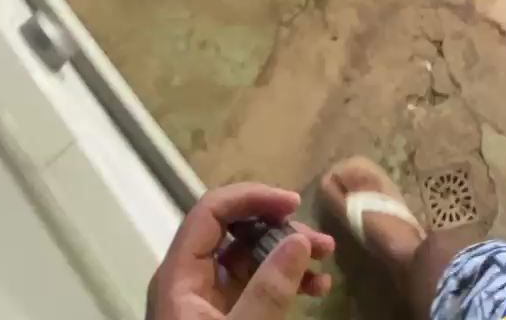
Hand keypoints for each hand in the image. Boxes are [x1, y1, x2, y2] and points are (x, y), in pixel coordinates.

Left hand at [147, 183, 335, 319]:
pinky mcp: (226, 318)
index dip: (252, 198)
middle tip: (319, 240)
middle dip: (279, 227)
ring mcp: (208, 300)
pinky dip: (285, 280)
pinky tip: (316, 288)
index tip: (293, 204)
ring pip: (249, 256)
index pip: (211, 212)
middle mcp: (190, 280)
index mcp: (179, 276)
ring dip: (289, 252)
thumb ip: (267, 291)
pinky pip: (256, 284)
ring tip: (326, 260)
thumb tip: (298, 239)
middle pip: (234, 230)